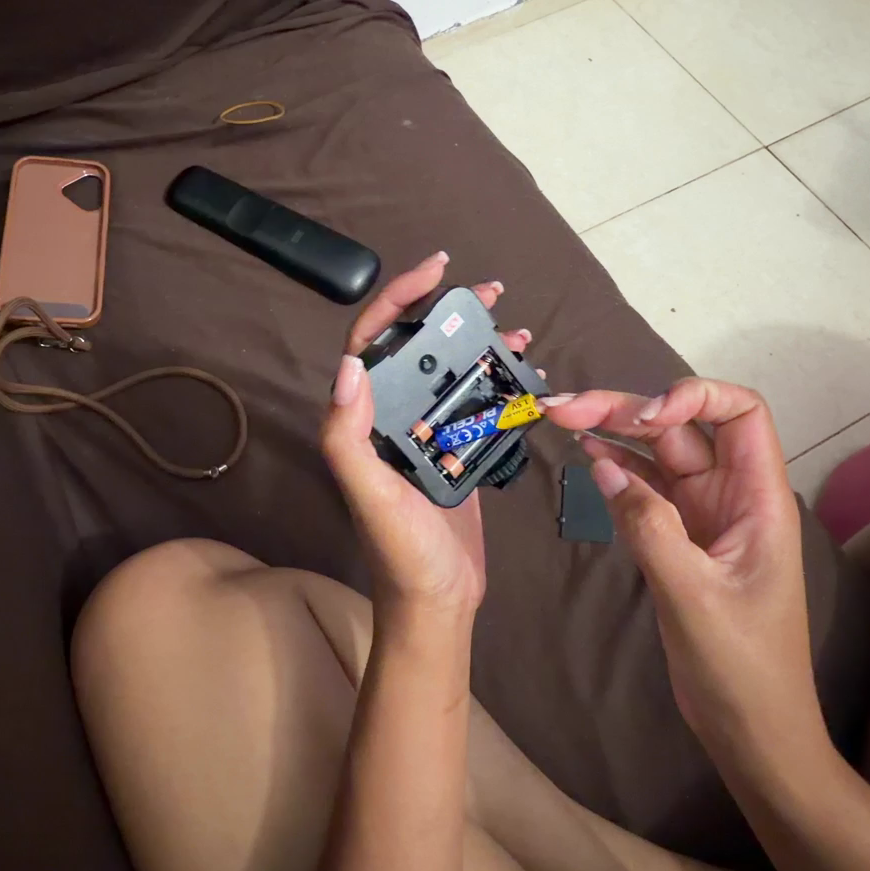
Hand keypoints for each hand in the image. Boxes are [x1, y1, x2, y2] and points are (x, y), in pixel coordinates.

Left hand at [321, 251, 533, 616]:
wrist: (438, 600)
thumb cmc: (399, 552)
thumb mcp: (369, 495)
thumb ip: (347, 435)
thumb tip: (350, 367)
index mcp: (362, 421)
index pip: (370, 344)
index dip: (396, 299)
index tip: (435, 270)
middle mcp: (389, 419)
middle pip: (413, 348)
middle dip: (445, 311)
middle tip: (487, 290)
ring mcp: (426, 433)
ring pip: (447, 371)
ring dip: (476, 340)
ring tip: (512, 321)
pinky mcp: (457, 450)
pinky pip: (474, 402)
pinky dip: (496, 378)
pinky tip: (522, 366)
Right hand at [542, 378, 823, 762]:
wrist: (751, 727)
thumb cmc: (740, 665)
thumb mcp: (692, 594)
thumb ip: (649, 526)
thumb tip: (602, 465)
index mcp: (757, 498)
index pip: (740, 413)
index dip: (693, 397)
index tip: (643, 418)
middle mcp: (731, 494)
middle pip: (681, 428)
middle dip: (625, 409)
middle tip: (562, 407)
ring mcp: (702, 515)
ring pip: (656, 454)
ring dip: (611, 431)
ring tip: (559, 417)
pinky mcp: (678, 536)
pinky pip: (644, 487)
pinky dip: (613, 466)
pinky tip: (584, 452)